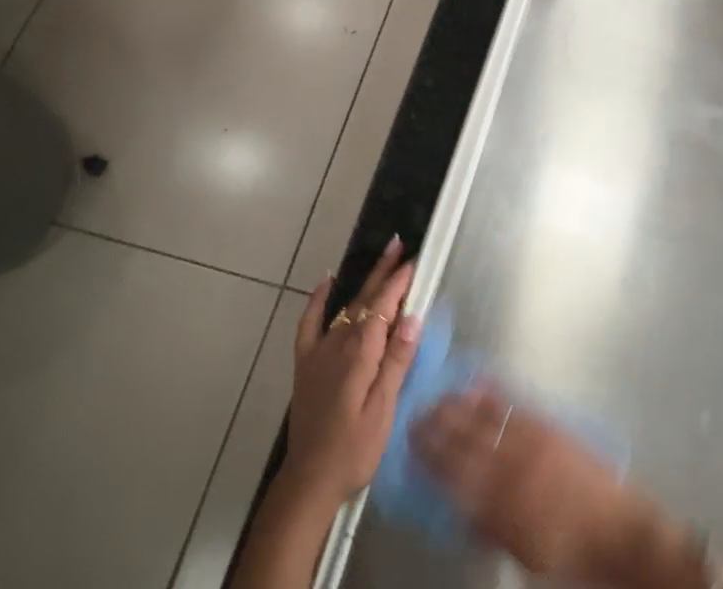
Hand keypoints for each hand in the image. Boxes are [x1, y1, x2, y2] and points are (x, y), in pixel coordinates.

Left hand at [283, 237, 421, 511]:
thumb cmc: (354, 449)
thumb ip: (395, 361)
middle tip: (399, 244)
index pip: (383, 309)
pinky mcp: (306, 364)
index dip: (400, 283)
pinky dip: (318, 300)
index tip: (416, 261)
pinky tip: (327, 282)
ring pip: (345, 308)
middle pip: (364, 301)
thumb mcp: (383, 409)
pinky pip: (310, 323)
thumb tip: (412, 317)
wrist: (310, 479)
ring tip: (381, 260)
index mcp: (359, 355)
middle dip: (384, 272)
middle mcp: (336, 345)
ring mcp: (318, 353)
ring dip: (364, 282)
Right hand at [412, 387, 664, 584]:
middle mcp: (510, 468)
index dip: (428, 456)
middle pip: (464, 440)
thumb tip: (462, 512)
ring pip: (487, 418)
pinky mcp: (553, 429)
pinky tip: (481, 384)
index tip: (411, 443)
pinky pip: (518, 405)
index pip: (451, 473)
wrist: (619, 534)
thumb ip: (488, 527)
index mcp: (497, 503)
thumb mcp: (521, 552)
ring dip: (461, 405)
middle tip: (419, 414)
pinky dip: (496, 393)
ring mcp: (532, 444)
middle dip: (438, 426)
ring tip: (443, 395)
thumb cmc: (570, 553)